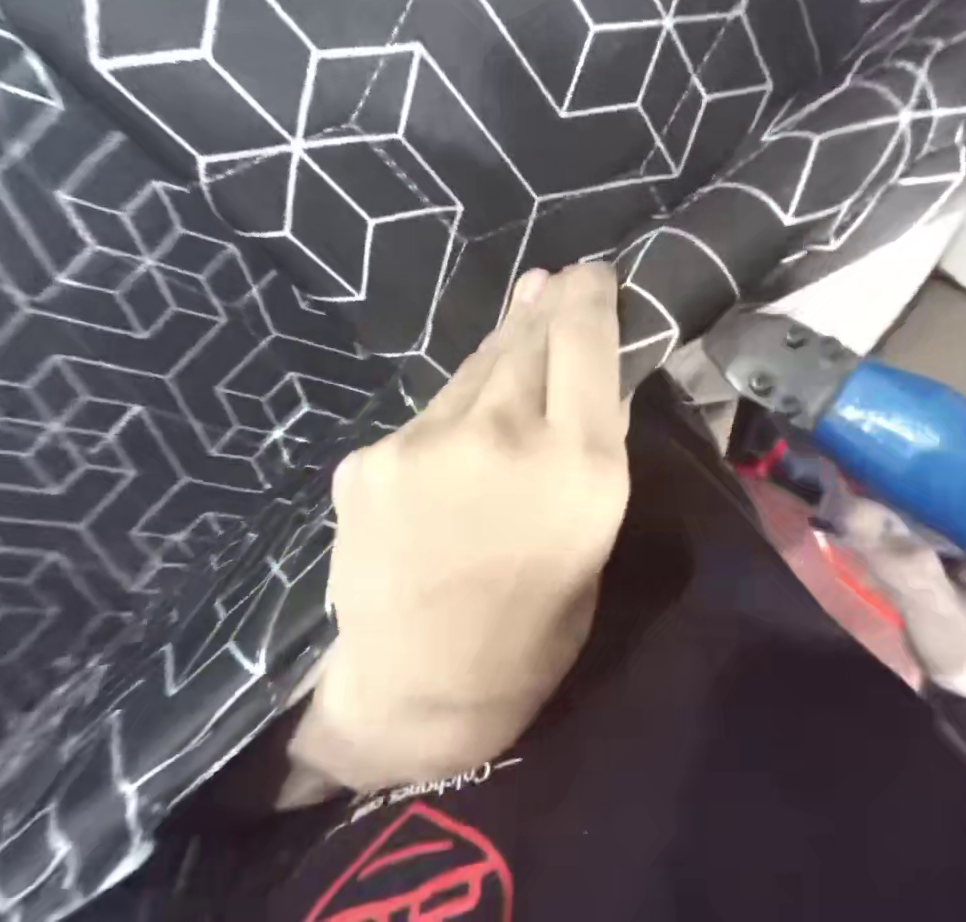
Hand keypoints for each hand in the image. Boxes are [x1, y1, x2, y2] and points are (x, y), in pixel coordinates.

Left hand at [288, 263, 630, 795]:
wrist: (417, 692)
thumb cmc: (535, 629)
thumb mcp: (596, 537)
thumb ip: (592, 452)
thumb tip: (589, 383)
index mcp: (579, 469)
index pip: (585, 344)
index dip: (589, 297)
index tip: (592, 274)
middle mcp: (504, 438)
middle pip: (528, 339)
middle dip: (546, 305)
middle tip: (554, 283)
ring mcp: (425, 443)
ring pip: (475, 368)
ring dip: (501, 347)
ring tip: (519, 322)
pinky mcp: (369, 459)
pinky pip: (429, 413)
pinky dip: (455, 409)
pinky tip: (463, 430)